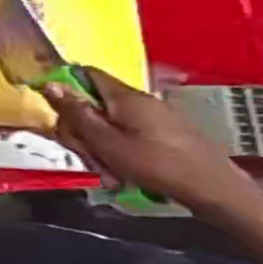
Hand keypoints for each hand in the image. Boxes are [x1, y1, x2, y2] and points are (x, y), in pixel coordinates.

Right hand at [45, 67, 255, 206]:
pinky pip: (125, 135)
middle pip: (94, 105)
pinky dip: (115, 151)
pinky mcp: (164, 132)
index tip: (48, 102)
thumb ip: (75, 112)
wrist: (213, 188)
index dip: (64, 82)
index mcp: (127, 99)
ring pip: (107, 124)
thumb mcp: (103, 140)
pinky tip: (118, 171)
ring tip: (104, 169)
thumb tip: (50, 84)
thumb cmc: (153, 163)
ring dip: (96, 146)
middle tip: (79, 150)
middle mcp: (142, 102)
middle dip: (79, 127)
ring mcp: (155, 118)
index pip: (88, 75)